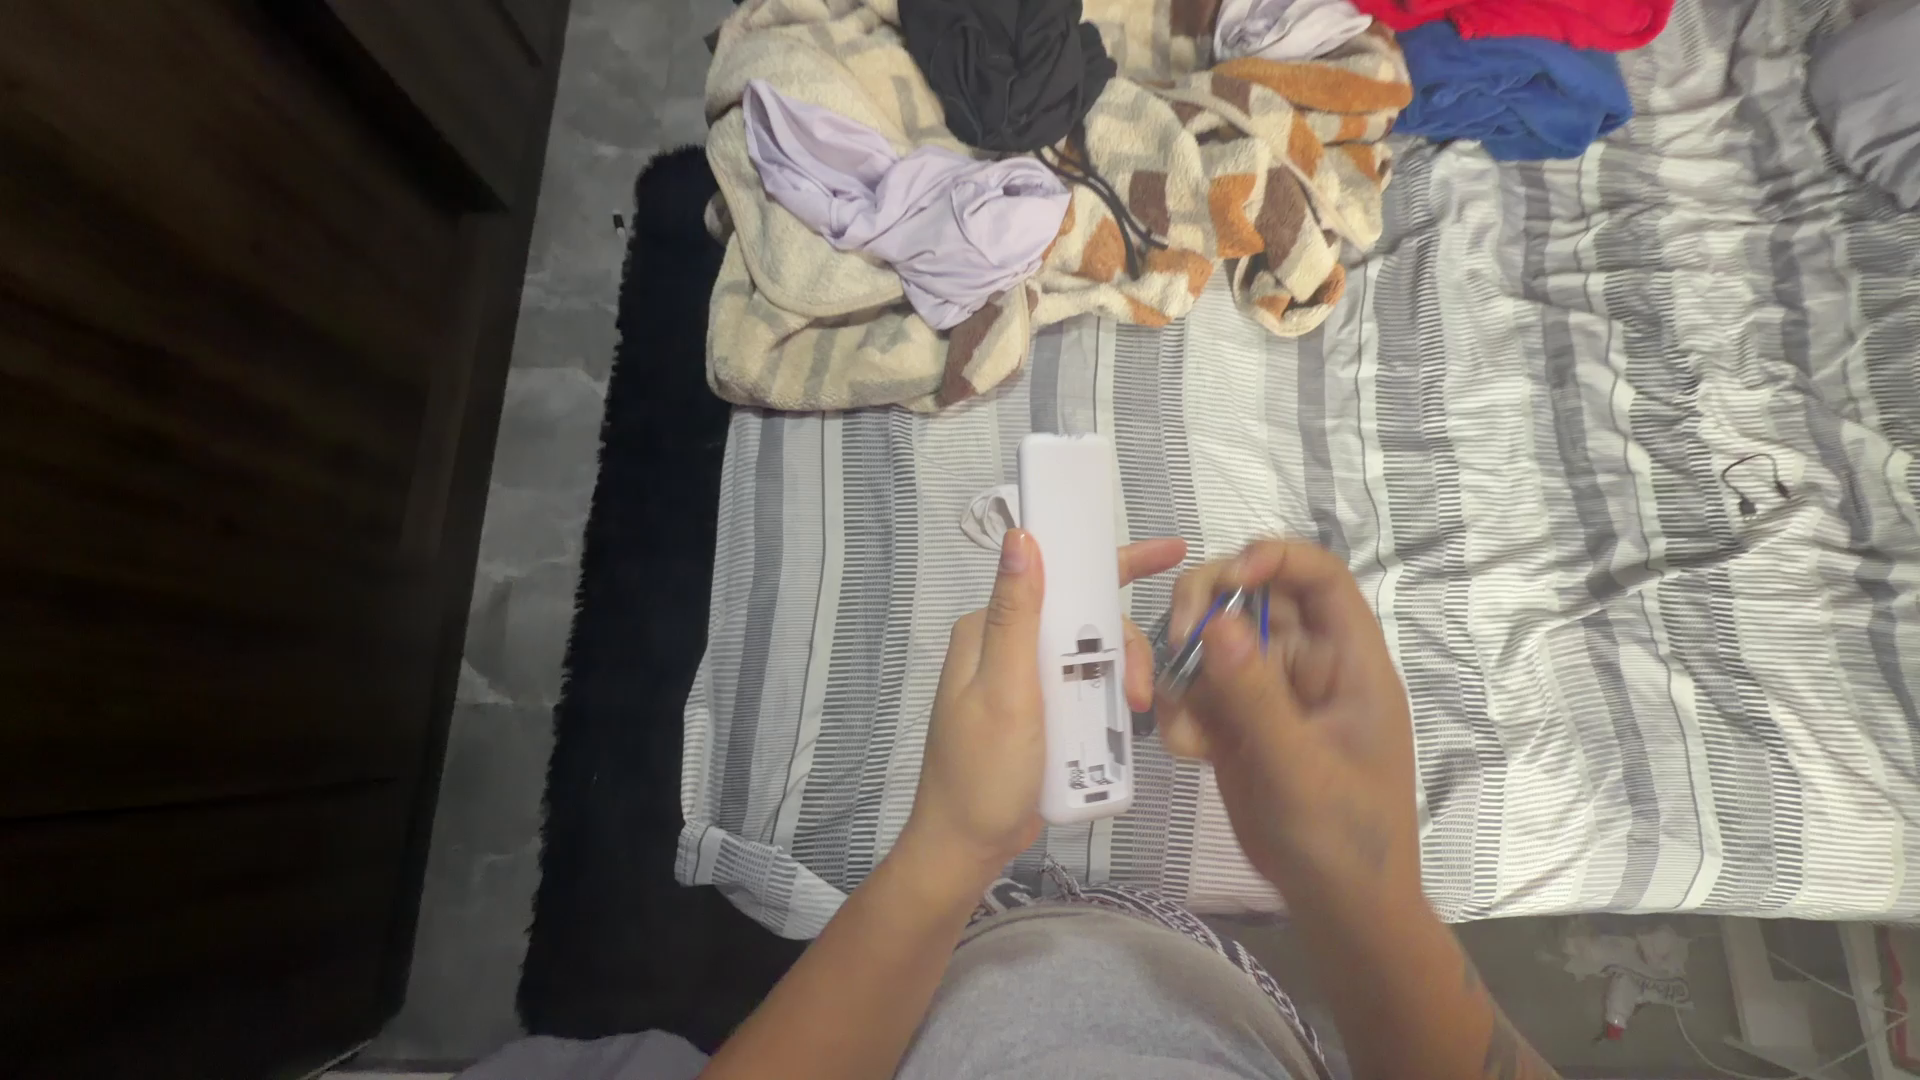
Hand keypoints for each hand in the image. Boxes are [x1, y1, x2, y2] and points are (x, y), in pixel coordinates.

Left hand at [898, 531, 1185, 892]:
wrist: (969, 844)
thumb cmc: (984, 769)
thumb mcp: (1004, 689)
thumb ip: (1015, 614)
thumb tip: (1021, 536)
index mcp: (990, 628)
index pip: (1059, 578)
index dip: (1114, 563)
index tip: (1172, 554)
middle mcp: (1007, 643)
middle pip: (1084, 618)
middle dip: (1123, 645)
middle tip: (1139, 692)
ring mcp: (1025, 678)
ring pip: (1090, 653)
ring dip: (1120, 675)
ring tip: (1135, 712)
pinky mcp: (1041, 709)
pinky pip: (1086, 685)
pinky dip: (1110, 694)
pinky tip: (1128, 713)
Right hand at [1157, 539, 1420, 914]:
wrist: (1331, 904)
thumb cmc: (1343, 836)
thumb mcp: (1299, 766)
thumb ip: (1256, 695)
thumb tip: (1217, 620)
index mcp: (1346, 662)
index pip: (1321, 578)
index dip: (1276, 559)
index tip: (1229, 576)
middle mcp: (1303, 665)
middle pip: (1249, 598)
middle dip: (1206, 608)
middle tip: (1178, 638)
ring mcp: (1264, 691)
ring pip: (1210, 642)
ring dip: (1184, 670)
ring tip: (1184, 721)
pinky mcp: (1233, 720)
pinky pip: (1194, 689)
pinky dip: (1180, 712)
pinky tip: (1188, 750)